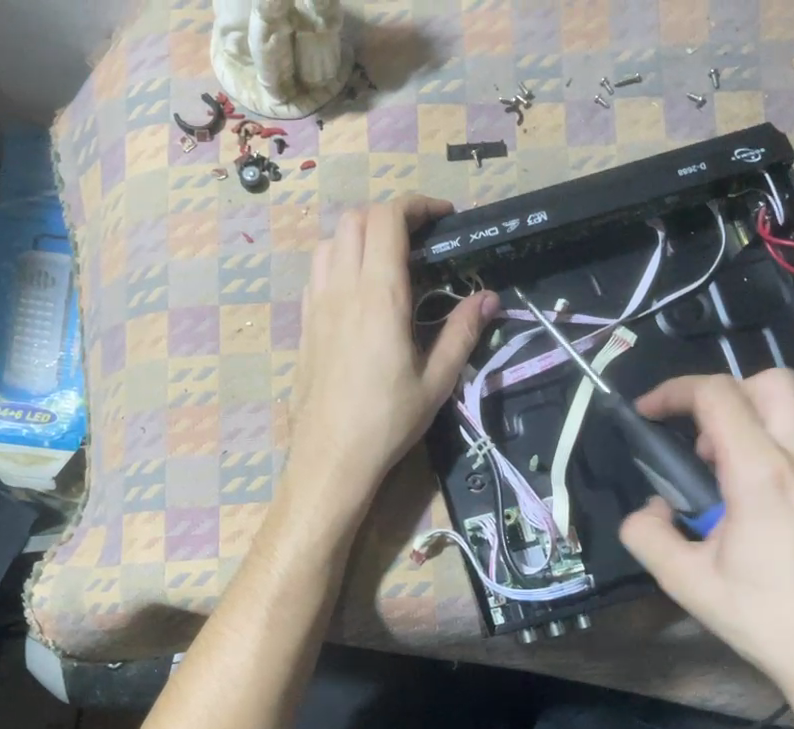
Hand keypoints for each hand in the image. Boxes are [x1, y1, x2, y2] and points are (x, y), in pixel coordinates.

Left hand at [286, 195, 498, 507]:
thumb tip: (488, 297)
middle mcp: (342, 289)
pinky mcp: (305, 325)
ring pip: (330, 242)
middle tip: (420, 240)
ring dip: (360, 236)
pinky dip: (338, 262)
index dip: (416, 206)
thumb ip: (461, 333)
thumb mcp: (436, 382)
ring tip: (387, 262)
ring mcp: (317, 305)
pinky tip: (358, 292)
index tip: (442, 219)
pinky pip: (317, 273)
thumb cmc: (387, 423)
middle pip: (356, 220)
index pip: (388, 219)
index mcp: (379, 296)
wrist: (331, 457)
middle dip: (390, 216)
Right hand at [617, 371, 793, 728]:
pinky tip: (771, 485)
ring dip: (759, 413)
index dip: (674, 392)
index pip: (718, 396)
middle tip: (699, 442)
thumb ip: (647, 535)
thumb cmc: (764, 619)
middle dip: (724, 395)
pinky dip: (789, 436)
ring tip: (733, 462)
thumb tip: (650, 510)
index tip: (650, 412)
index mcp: (762, 476)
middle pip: (770, 382)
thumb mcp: (685, 583)